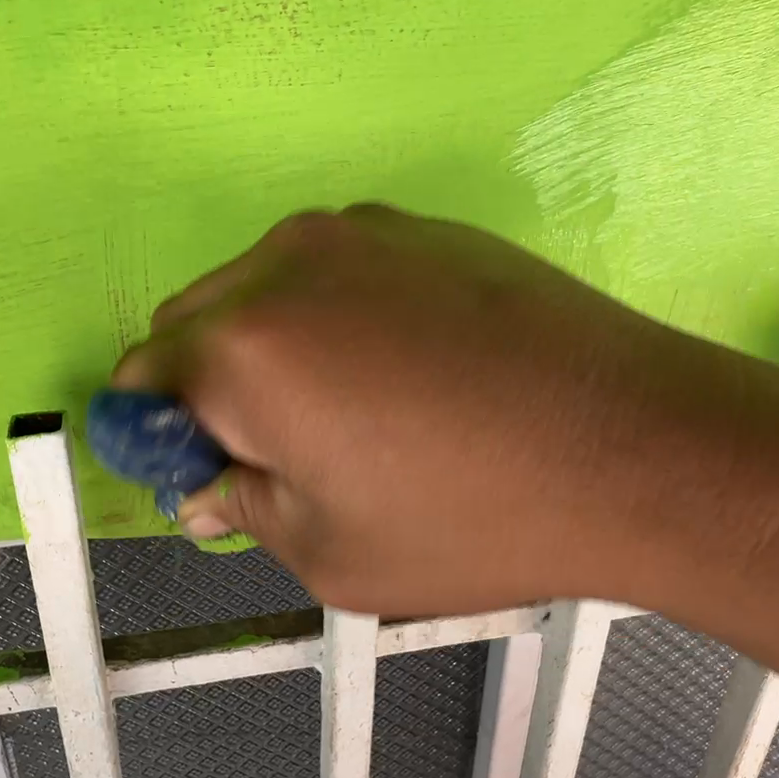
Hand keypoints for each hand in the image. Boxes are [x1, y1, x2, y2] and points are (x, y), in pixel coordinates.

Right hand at [112, 204, 778, 617]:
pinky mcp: (418, 225)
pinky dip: (328, 311)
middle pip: (192, 322)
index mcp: (241, 346)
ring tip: (349, 406)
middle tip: (277, 449)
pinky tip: (402, 363)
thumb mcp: (328, 552)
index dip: (157, 435)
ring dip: (266, 343)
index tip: (206, 473)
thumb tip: (205, 485)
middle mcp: (283, 264)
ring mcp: (356, 230)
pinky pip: (330, 268)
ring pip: (260, 286)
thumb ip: (242, 506)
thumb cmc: (469, 517)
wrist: (637, 443)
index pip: (142, 381)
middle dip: (206, 385)